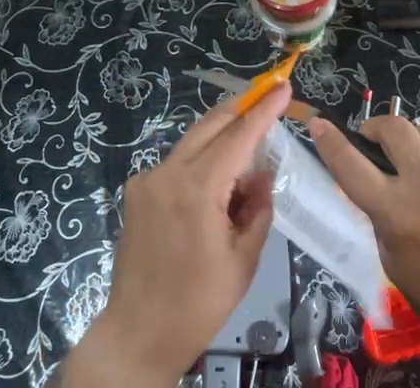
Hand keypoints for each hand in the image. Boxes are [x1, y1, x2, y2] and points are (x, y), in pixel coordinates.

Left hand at [58, 85, 292, 387]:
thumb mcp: (243, 259)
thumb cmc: (198, 303)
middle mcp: (166, 173)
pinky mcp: (136, 193)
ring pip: (192, 143)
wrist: (138, 334)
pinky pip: (177, 164)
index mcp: (196, 190)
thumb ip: (258, 208)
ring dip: (222, 139)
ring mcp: (146, 181)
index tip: (283, 85)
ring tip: (249, 157)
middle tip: (269, 98)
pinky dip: (201, 162)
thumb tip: (262, 174)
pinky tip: (218, 185)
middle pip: (210, 126)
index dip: (263, 110)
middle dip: (241, 110)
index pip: (237, 136)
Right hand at [310, 115, 419, 387]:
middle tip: (374, 140)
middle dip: (378, 127)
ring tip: (414, 159)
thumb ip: (380, 214)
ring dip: (414, 140)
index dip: (330, 141)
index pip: (351, 164)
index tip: (319, 124)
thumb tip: (374, 182)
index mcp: (397, 213)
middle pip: (396, 128)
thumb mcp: (390, 258)